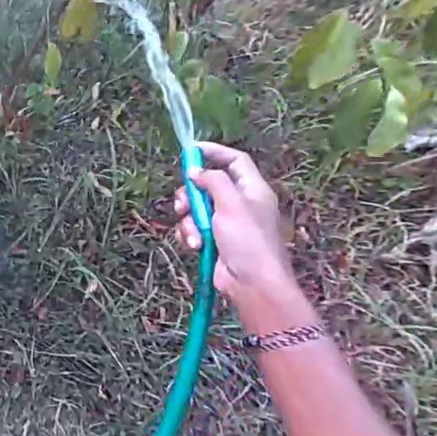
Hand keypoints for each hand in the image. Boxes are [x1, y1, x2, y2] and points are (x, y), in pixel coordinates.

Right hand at [172, 141, 313, 332]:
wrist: (252, 284)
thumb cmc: (247, 240)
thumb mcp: (231, 203)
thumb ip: (213, 180)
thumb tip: (195, 171)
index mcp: (252, 189)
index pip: (234, 161)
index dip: (214, 152)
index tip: (191, 150)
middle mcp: (240, 203)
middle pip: (208, 185)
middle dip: (191, 194)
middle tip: (183, 204)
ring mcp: (226, 224)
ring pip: (196, 209)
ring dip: (189, 220)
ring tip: (194, 234)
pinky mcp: (214, 241)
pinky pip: (194, 228)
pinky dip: (191, 235)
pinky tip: (195, 245)